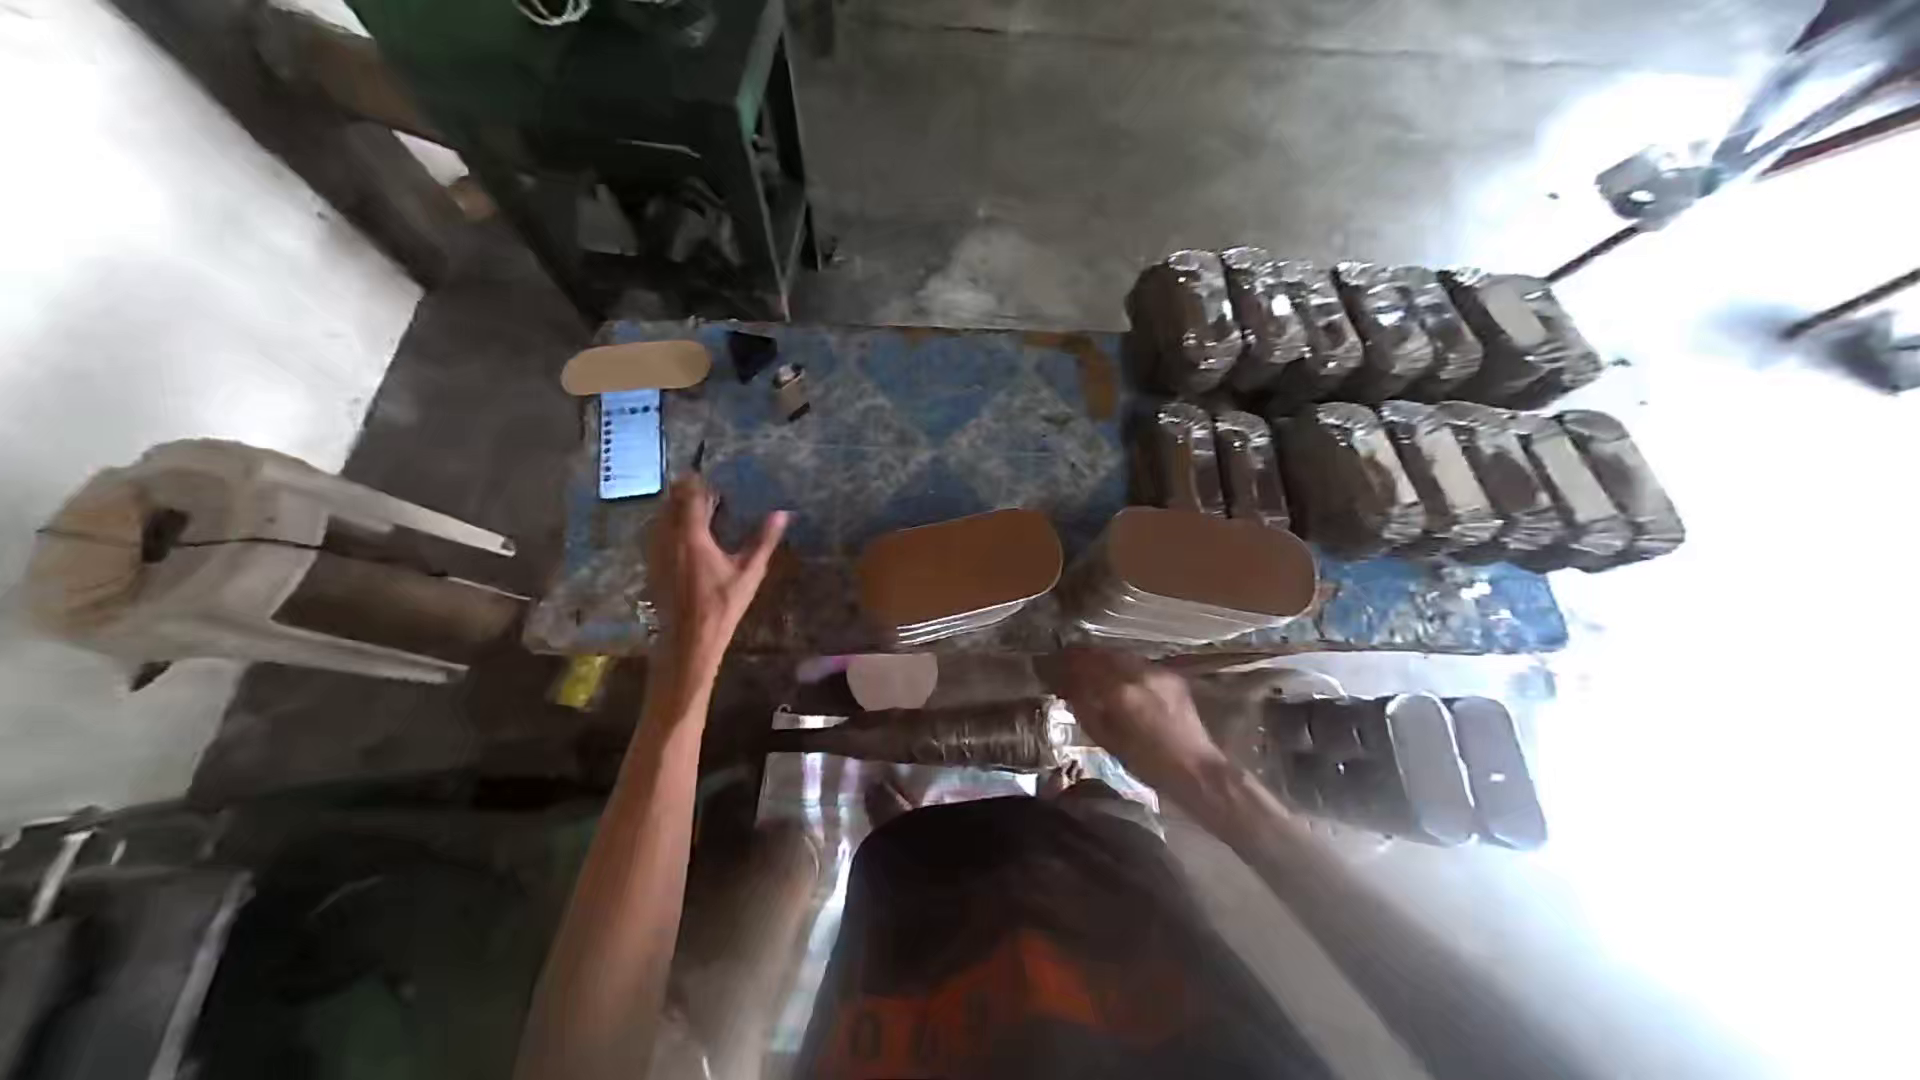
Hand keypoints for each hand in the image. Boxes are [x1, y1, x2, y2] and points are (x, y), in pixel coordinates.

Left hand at [647, 477, 788, 672]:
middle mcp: (668, 537)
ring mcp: (656, 551)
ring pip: (660, 517)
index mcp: (691, 535)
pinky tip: (683, 533)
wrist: (690, 638)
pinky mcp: (652, 565)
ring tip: (694, 507)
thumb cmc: (722, 605)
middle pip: (671, 502)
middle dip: (685, 491)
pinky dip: (668, 524)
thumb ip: (763, 540)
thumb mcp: (749, 572)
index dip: (697, 481)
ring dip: (675, 507)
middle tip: (703, 488)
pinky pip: (656, 533)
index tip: (708, 474)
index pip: (689, 495)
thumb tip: (782, 513)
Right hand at [1039, 648, 1228, 796]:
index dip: (1062, 663)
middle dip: (1078, 655)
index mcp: (1118, 691)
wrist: (1193, 768)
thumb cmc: (1145, 762)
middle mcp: (1137, 673)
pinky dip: (1121, 664)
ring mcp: (1156, 670)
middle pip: (1100, 653)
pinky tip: (1116, 674)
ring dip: (1100, 657)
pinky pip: (1137, 662)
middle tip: (1063, 660)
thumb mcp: (1105, 738)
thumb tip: (1067, 687)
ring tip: (1087, 664)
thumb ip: (1083, 707)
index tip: (1047, 664)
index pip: (1082, 665)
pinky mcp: (1170, 674)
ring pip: (1119, 654)